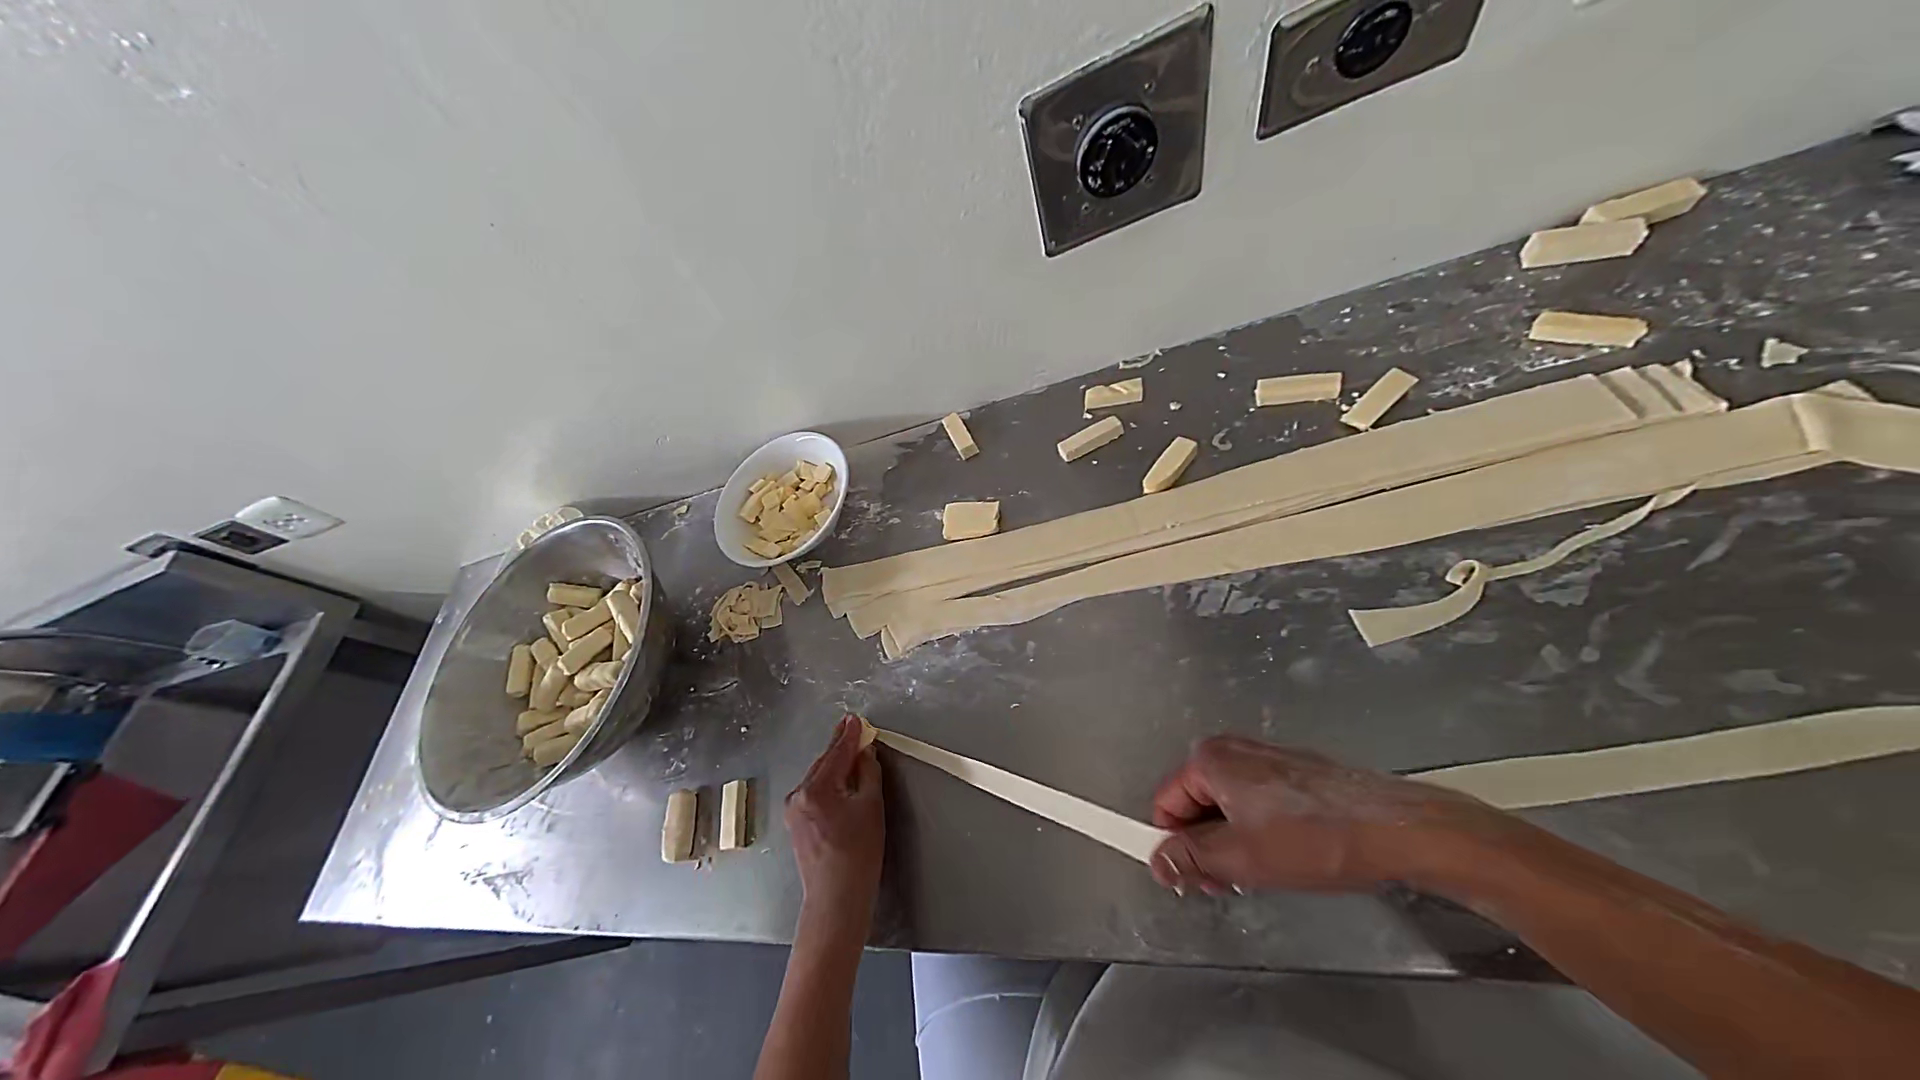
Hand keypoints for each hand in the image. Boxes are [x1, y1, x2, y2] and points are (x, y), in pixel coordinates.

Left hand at [785, 715, 884, 915]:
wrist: (836, 898)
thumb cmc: (859, 854)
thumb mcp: (872, 807)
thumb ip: (868, 773)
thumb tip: (864, 753)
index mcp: (816, 788)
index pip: (837, 753)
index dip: (850, 735)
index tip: (856, 719)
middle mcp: (798, 795)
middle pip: (824, 763)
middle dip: (840, 747)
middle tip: (854, 728)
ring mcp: (793, 810)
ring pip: (818, 777)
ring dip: (834, 765)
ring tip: (851, 752)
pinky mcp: (795, 823)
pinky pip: (813, 792)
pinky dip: (828, 783)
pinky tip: (840, 781)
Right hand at [1149, 736, 1506, 895]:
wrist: (1397, 831)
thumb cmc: (1316, 840)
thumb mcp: (1240, 859)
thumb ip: (1189, 858)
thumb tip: (1158, 859)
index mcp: (1210, 760)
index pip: (1165, 803)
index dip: (1173, 843)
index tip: (1191, 876)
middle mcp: (1233, 748)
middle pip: (1195, 801)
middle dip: (1205, 844)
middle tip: (1230, 881)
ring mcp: (1266, 756)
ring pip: (1227, 804)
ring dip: (1232, 840)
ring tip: (1263, 869)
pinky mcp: (1293, 770)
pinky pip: (1255, 799)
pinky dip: (1258, 827)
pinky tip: (1287, 851)